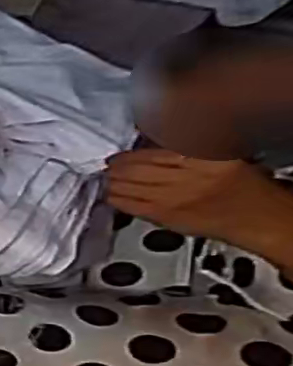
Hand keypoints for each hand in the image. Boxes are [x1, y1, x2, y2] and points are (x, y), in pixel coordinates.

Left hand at [105, 148, 292, 251]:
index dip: (132, 153)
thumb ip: (187, 152)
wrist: (256, 217)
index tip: (123, 154)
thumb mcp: (222, 159)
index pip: (156, 152)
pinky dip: (113, 196)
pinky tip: (112, 193)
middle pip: (134, 168)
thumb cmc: (240, 186)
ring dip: (111, 180)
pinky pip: (124, 203)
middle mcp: (187, 177)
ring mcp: (169, 197)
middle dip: (117, 166)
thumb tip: (151, 148)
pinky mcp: (158, 214)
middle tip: (111, 165)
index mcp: (207, 160)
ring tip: (109, 177)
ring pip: (124, 185)